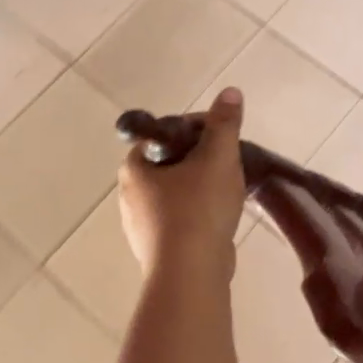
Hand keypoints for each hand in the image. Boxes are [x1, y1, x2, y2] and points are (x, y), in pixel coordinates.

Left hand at [118, 87, 247, 283]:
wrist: (191, 271)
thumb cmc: (199, 208)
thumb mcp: (218, 157)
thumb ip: (224, 124)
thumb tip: (229, 92)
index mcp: (135, 168)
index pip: (164, 134)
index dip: (197, 127)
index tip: (224, 133)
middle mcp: (129, 194)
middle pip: (171, 161)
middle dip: (202, 155)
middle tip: (232, 157)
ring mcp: (141, 223)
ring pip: (177, 189)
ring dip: (202, 182)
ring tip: (232, 183)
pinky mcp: (158, 245)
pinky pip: (181, 214)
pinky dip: (200, 207)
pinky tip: (222, 211)